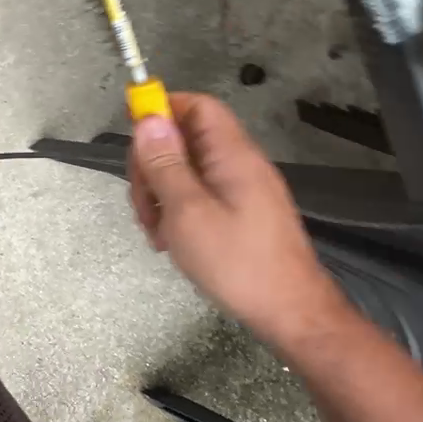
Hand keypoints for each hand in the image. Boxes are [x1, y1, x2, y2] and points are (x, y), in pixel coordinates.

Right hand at [129, 93, 347, 345]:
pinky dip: (173, 208)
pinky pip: (194, 193)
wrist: (291, 315)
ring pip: (183, 169)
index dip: (161, 109)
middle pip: (182, 139)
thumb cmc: (236, 261)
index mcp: (232, 157)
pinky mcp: (238, 212)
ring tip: (154, 227)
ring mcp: (239, 190)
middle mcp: (238, 165)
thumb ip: (165, 163)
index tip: (132, 136)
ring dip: (157, 191)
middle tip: (142, 200)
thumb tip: (149, 118)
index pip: (197, 106)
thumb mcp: (186, 210)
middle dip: (150, 163)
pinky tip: (169, 237)